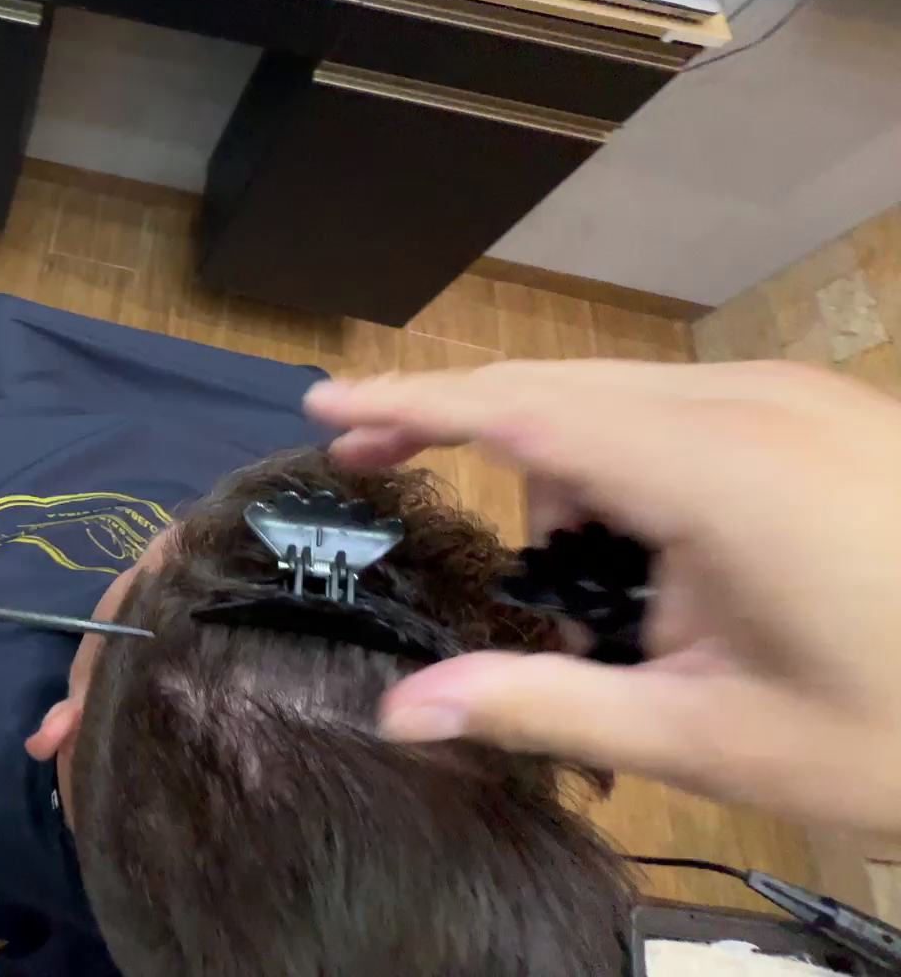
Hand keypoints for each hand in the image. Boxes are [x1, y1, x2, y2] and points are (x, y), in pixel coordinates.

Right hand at [305, 360, 900, 836]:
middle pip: (535, 386)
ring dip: (526, 450)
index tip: (320, 402)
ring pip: (588, 393)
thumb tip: (395, 714)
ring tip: (548, 556)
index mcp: (713, 470)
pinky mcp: (805, 406)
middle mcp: (740, 404)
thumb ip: (541, 706)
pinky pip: (649, 404)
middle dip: (435, 416)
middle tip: (362, 458)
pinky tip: (622, 528)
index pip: (512, 412)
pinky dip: (594, 453)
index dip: (403, 404)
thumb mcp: (717, 738)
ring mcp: (782, 395)